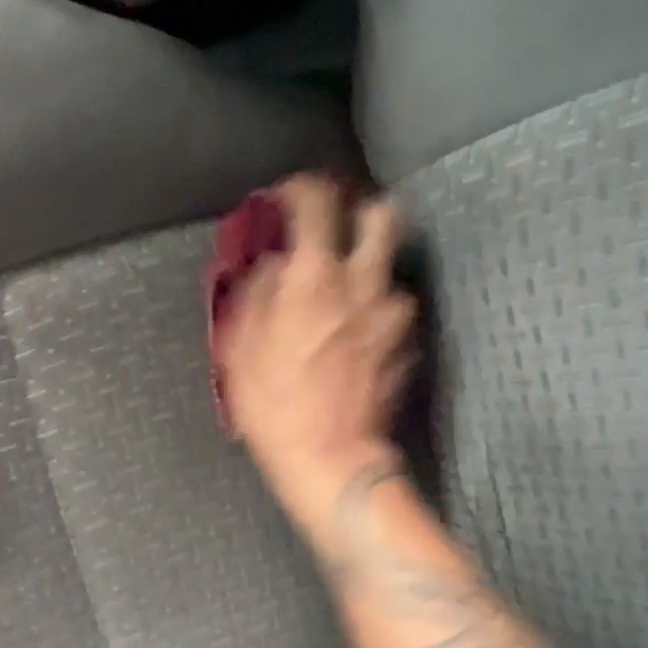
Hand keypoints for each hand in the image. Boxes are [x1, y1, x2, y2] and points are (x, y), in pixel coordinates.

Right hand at [222, 175, 414, 521]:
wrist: (331, 459)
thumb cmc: (275, 407)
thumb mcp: (241, 350)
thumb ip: (256, 293)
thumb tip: (270, 266)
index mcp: (314, 277)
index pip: (316, 201)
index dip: (300, 188)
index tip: (287, 196)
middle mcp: (362, 284)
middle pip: (382, 215)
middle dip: (360, 212)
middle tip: (339, 230)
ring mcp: (392, 315)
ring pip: (388, 269)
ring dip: (367, 273)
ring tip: (344, 297)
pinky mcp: (407, 346)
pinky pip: (392, 313)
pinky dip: (374, 315)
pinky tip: (355, 338)